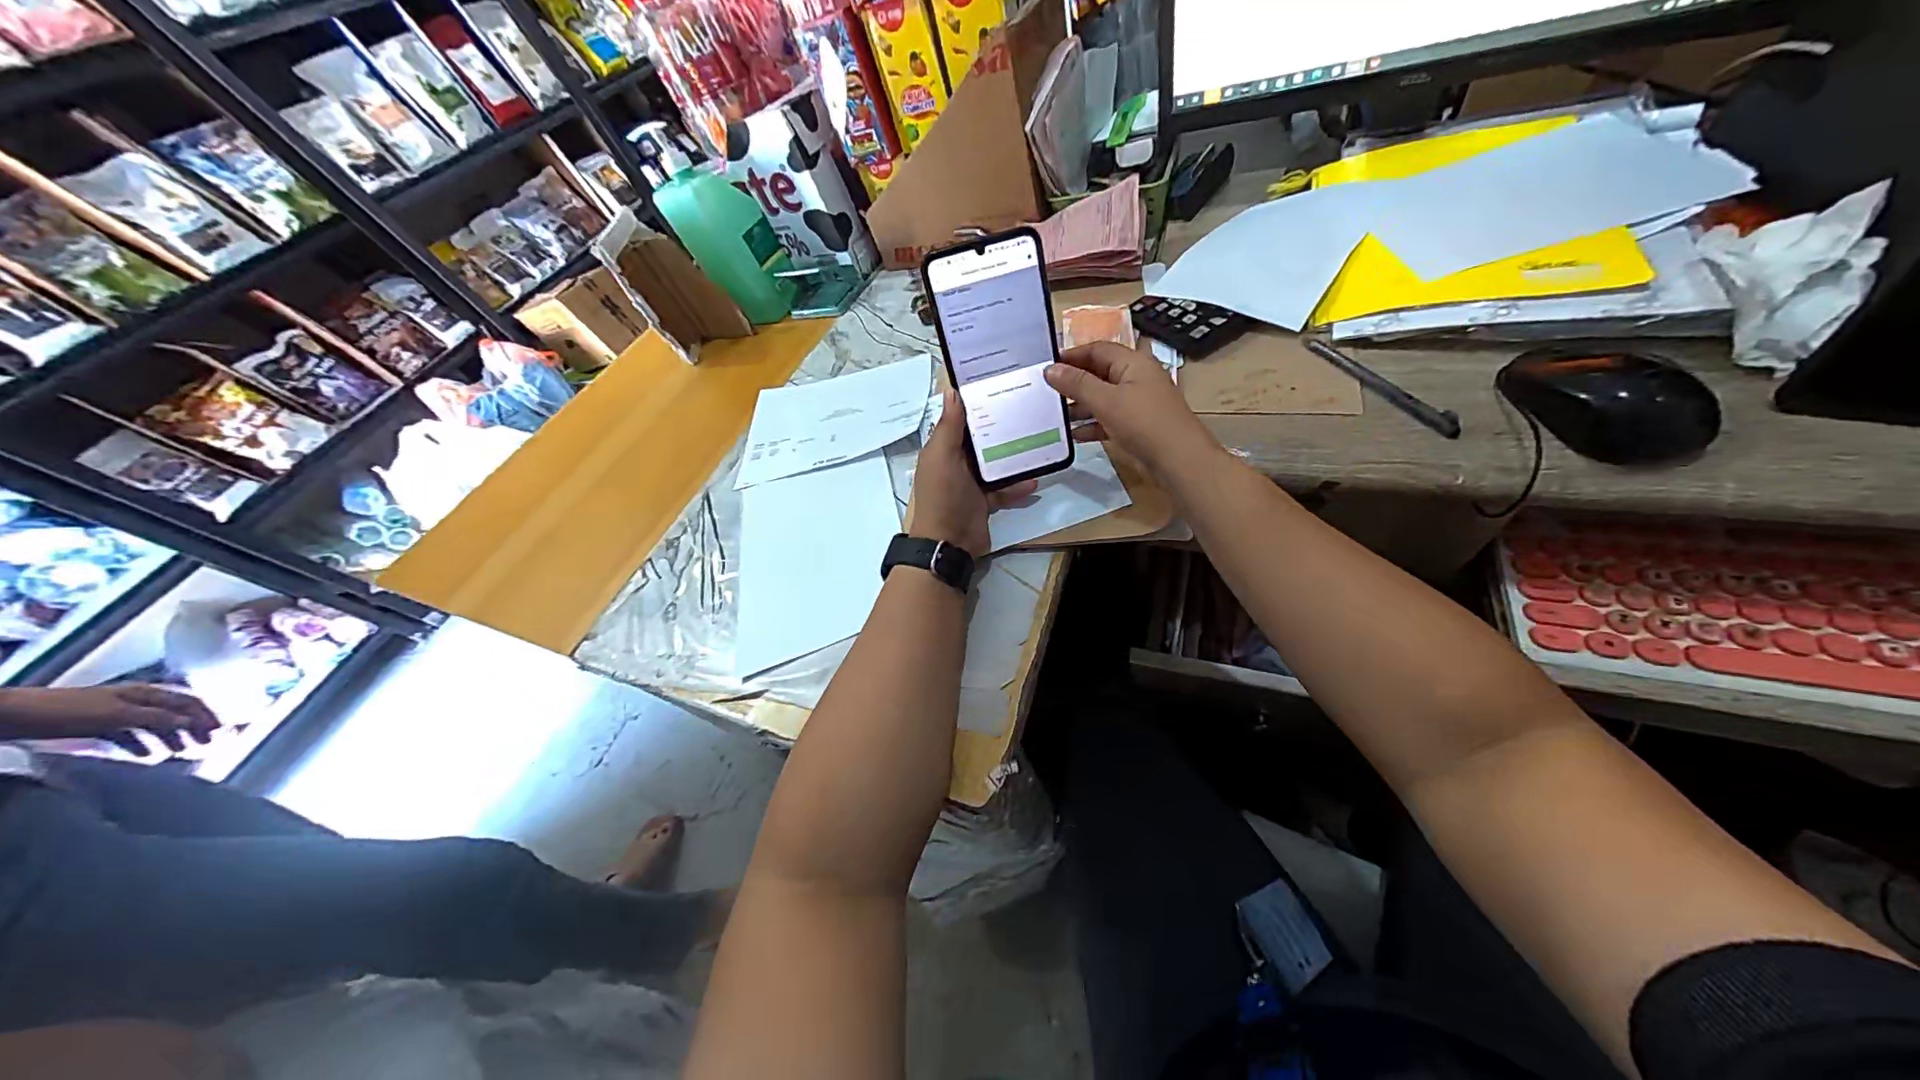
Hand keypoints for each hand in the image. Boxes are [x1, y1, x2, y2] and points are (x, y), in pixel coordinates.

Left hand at [0, 685, 218, 755]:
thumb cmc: (67, 712)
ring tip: (181, 751)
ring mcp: (117, 712)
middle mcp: (136, 700)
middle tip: (207, 743)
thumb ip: (158, 718)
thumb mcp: (117, 716)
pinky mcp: (99, 724)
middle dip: (193, 726)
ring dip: (171, 736)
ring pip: (155, 723)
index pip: (189, 702)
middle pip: (175, 712)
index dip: (207, 715)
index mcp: (146, 694)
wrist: (13, 715)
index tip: (222, 731)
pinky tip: (145, 754)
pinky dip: (143, 742)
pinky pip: (131, 733)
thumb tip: (194, 723)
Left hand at [911, 387, 1037, 558]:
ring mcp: (970, 484)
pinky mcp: (984, 501)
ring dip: (1013, 456)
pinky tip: (1034, 479)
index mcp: (942, 450)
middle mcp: (955, 463)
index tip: (1000, 386)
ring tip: (1036, 441)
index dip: (976, 404)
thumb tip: (951, 391)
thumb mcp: (943, 457)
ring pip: (995, 464)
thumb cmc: (943, 497)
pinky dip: (1017, 485)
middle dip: (1000, 428)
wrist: (949, 544)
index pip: (959, 421)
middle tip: (1027, 410)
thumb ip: (949, 426)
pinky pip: (1003, 488)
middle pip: (980, 441)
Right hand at [1045, 343, 1221, 478]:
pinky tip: (1075, 434)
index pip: (1097, 349)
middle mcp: (1137, 378)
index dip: (1071, 355)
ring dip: (1081, 405)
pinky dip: (1093, 424)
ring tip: (1056, 415)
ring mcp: (1139, 402)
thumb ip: (1076, 384)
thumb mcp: (1106, 401)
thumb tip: (1050, 369)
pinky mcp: (1138, 425)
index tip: (1046, 366)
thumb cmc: (1143, 423)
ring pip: (1104, 397)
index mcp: (1133, 362)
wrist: (1180, 460)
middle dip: (1074, 382)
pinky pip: (1110, 419)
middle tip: (1047, 392)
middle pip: (1099, 373)